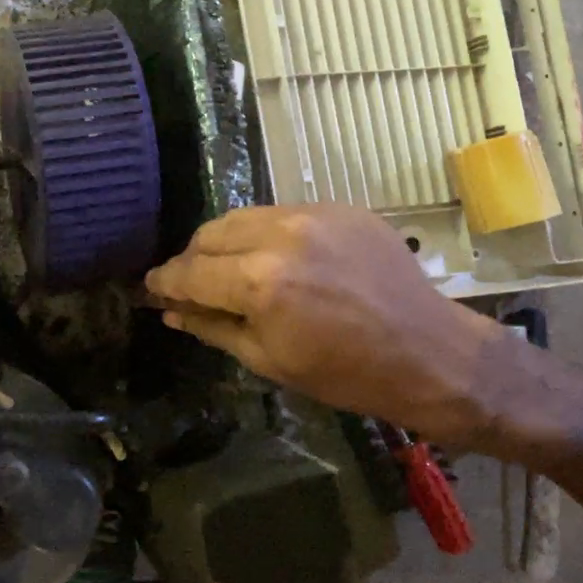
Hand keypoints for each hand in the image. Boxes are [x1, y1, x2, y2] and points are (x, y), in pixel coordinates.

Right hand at [144, 204, 504, 444]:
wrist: (430, 353)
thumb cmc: (347, 374)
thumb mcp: (269, 359)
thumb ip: (214, 326)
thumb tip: (171, 311)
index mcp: (260, 281)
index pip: (190, 270)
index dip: (164, 281)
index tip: (152, 287)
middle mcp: (280, 235)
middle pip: (210, 233)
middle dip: (193, 259)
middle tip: (194, 284)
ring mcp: (313, 215)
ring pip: (243, 217)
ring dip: (228, 242)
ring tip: (235, 270)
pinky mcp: (340, 209)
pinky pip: (283, 213)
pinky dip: (268, 234)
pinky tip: (281, 261)